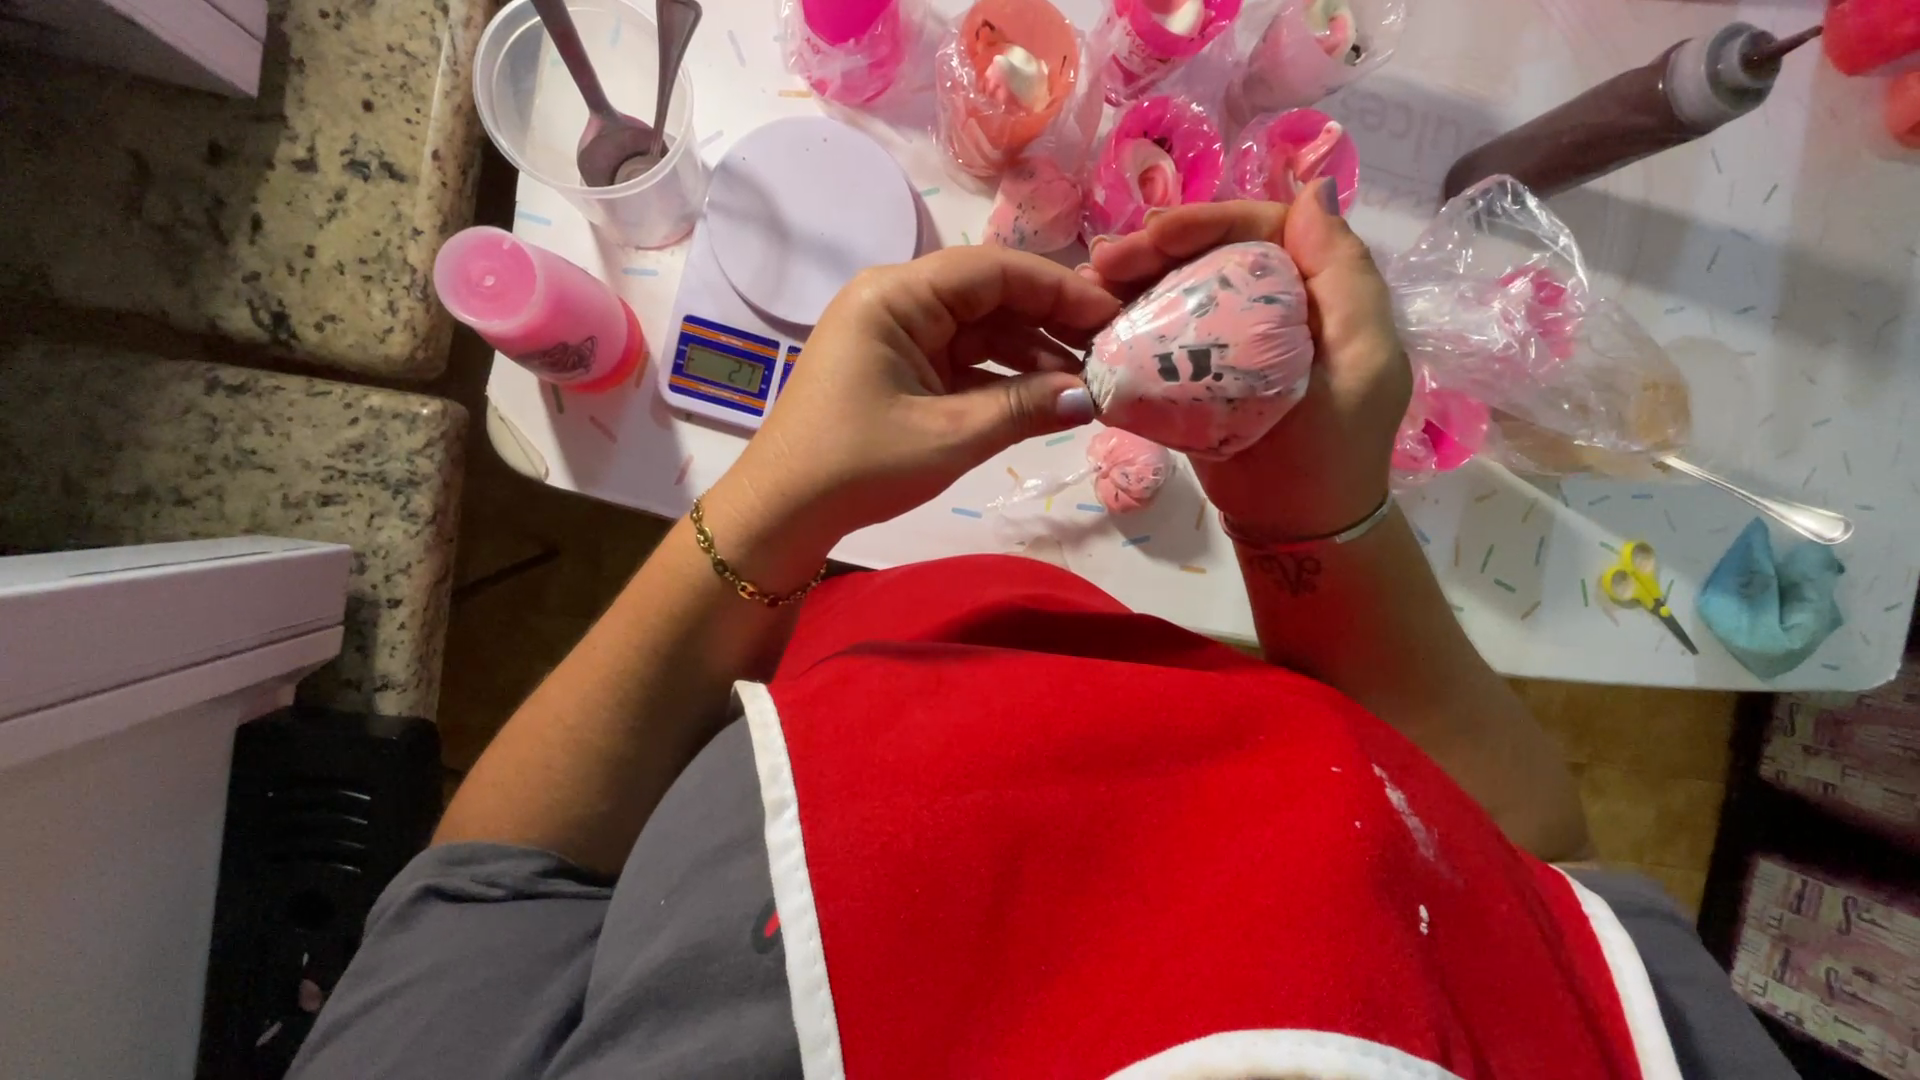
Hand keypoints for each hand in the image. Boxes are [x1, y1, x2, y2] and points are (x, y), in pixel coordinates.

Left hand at [705, 245, 1119, 577]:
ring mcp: (897, 336)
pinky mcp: (900, 369)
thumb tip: (1092, 395)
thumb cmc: (858, 465)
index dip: (1058, 290)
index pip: (994, 270)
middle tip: (1109, 350)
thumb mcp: (949, 436)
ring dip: (1030, 355)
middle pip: (990, 296)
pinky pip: (962, 361)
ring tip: (1087, 382)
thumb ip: (1024, 408)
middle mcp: (896, 301)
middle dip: (1049, 324)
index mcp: (896, 294)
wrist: (783, 511)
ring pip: (980, 331)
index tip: (1112, 315)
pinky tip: (1043, 397)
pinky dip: (1000, 378)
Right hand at [1086, 181, 1410, 537]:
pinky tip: (1096, 327)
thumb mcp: (1359, 361)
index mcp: (1317, 293)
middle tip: (1101, 262)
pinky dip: (1129, 329)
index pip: (1262, 231)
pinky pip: (1163, 340)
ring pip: (1181, 293)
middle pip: (1211, 256)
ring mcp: (1229, 344)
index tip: (1154, 233)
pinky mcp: (1197, 379)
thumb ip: (1344, 278)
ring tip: (1088, 287)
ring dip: (1133, 285)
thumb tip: (1311, 190)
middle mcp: (1270, 307)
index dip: (1209, 221)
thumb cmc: (1332, 450)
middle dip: (1156, 250)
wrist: (1295, 526)